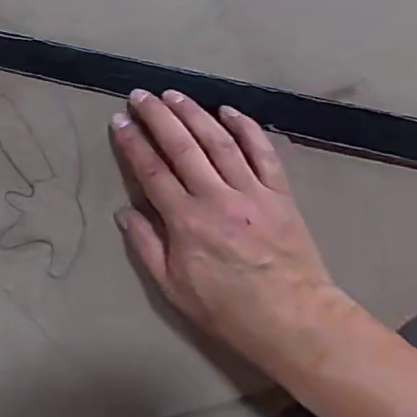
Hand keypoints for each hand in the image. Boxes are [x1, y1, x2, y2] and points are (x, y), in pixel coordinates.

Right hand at [110, 89, 357, 377]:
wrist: (297, 322)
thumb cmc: (228, 309)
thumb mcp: (172, 288)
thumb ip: (145, 246)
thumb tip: (123, 212)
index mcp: (186, 221)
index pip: (151, 170)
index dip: (132, 143)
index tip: (119, 121)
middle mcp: (216, 198)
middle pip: (181, 146)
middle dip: (157, 116)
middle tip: (141, 95)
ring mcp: (251, 193)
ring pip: (219, 141)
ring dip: (193, 113)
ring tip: (173, 94)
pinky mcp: (280, 194)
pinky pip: (263, 153)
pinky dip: (246, 128)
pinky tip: (228, 110)